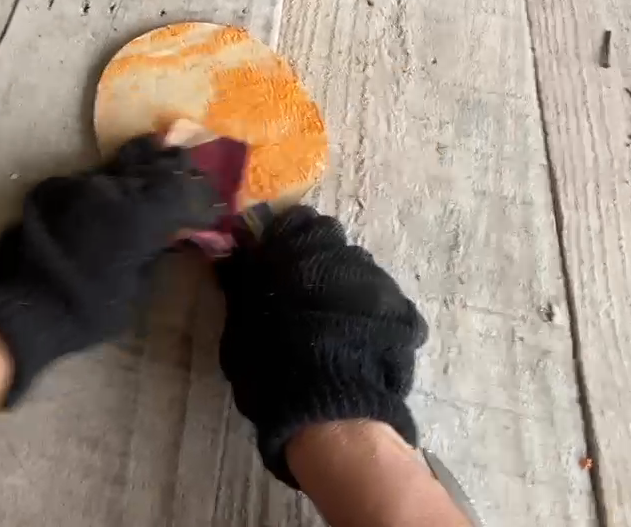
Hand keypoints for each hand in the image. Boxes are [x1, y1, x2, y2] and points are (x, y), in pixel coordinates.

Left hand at [0, 137, 219, 403]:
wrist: (27, 305)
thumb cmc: (89, 308)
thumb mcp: (137, 285)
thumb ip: (156, 249)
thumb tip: (172, 232)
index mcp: (140, 213)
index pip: (183, 190)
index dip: (201, 196)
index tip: (212, 205)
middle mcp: (115, 187)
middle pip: (156, 165)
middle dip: (178, 168)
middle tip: (192, 172)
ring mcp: (84, 182)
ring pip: (124, 164)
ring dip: (145, 166)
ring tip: (161, 159)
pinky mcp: (58, 185)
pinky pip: (94, 177)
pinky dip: (112, 183)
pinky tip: (114, 191)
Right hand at [215, 206, 426, 487]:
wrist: (330, 410)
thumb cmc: (272, 365)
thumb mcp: (239, 326)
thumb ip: (240, 286)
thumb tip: (232, 261)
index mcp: (293, 249)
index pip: (295, 221)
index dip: (289, 238)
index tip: (282, 259)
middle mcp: (335, 251)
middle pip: (329, 242)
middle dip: (320, 259)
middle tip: (307, 292)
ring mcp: (371, 276)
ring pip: (356, 268)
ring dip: (345, 285)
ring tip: (335, 322)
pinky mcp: (398, 305)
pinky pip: (381, 299)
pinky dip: (371, 312)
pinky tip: (361, 340)